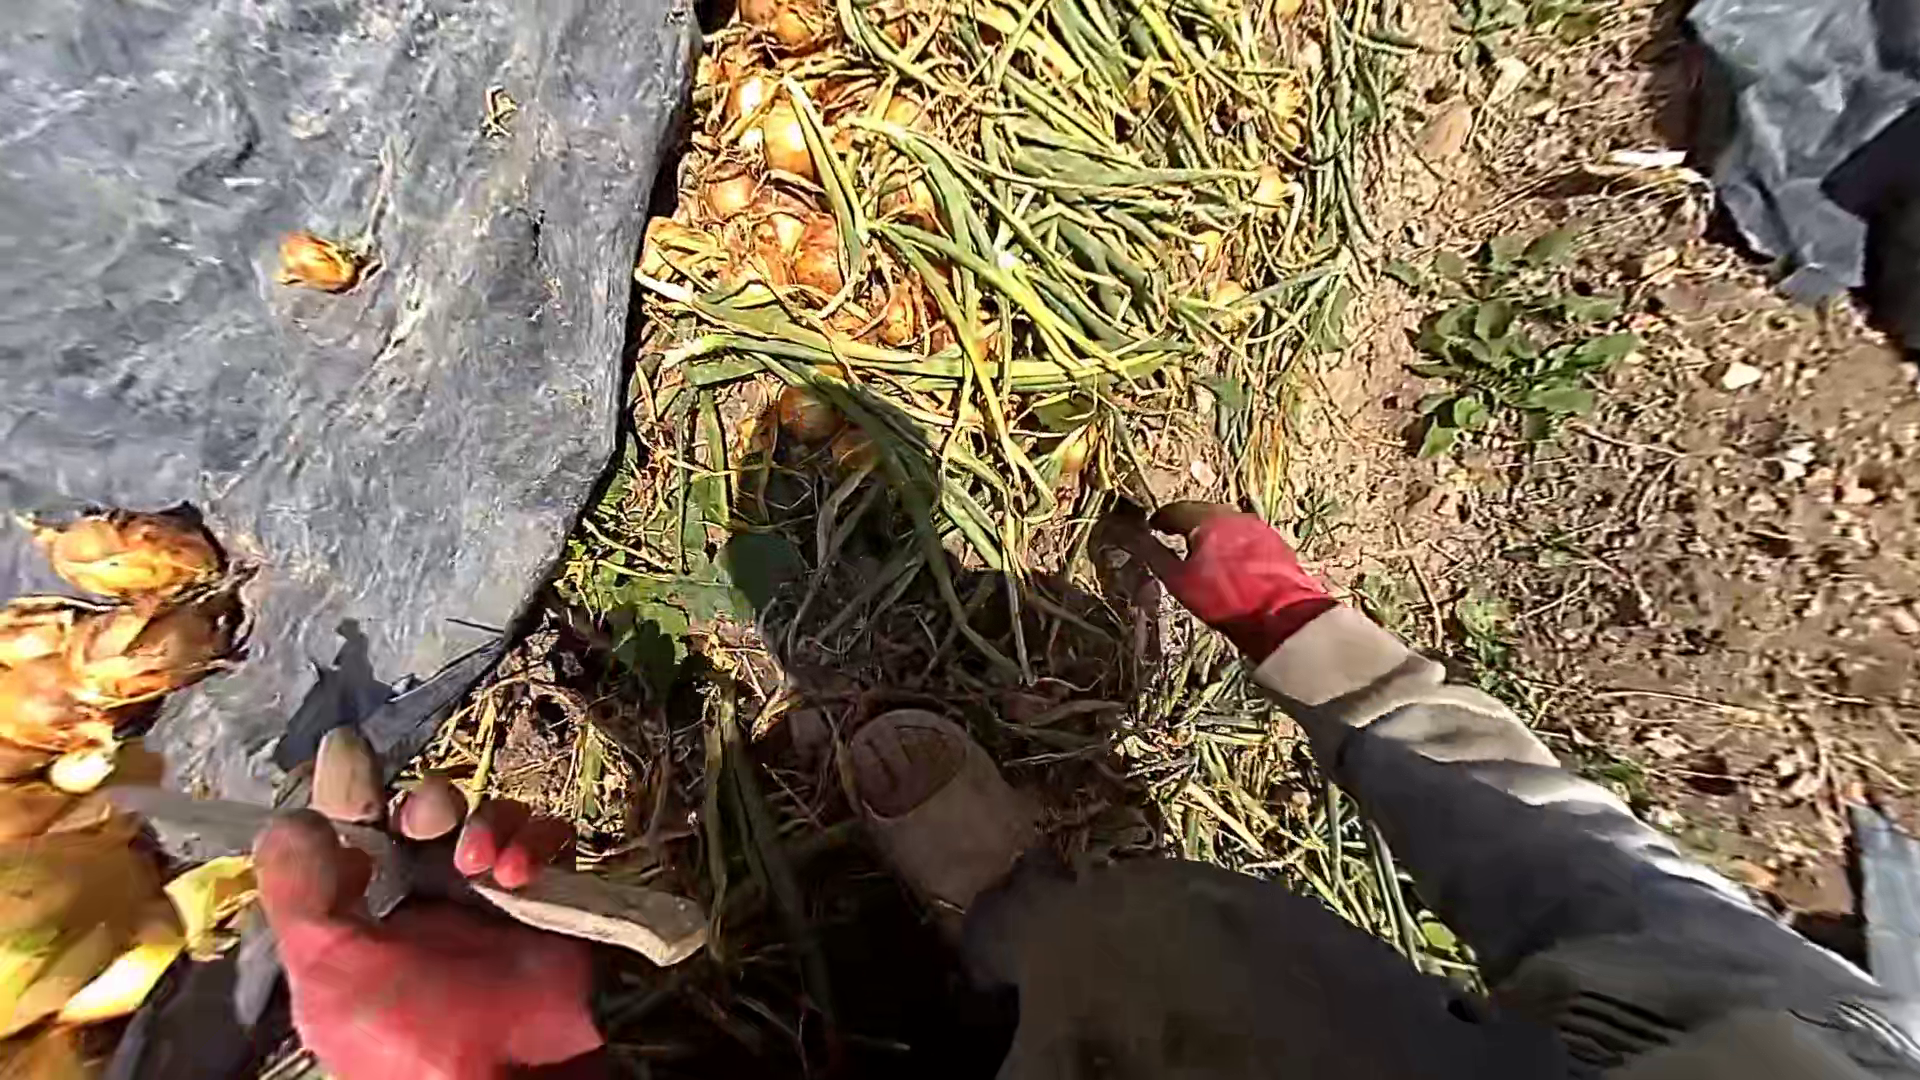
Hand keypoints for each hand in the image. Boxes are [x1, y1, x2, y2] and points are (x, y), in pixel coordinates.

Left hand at [253, 771, 602, 1079]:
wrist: (513, 1062)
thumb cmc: (408, 1029)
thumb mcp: (334, 974)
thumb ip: (307, 899)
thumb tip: (284, 821)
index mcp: (372, 910)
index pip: (358, 834)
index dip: (353, 793)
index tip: (346, 748)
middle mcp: (433, 887)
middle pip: (434, 812)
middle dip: (432, 804)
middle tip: (430, 821)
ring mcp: (496, 880)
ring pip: (495, 813)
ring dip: (490, 825)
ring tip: (485, 864)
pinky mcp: (550, 877)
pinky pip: (547, 833)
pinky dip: (536, 842)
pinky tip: (520, 874)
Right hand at [1102, 501, 1334, 658]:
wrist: (1279, 616)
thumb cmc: (1221, 598)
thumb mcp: (1177, 579)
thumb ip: (1152, 553)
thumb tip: (1130, 537)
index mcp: (1205, 519)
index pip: (1174, 510)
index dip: (1159, 519)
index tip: (1151, 528)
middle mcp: (1231, 514)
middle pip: (1200, 511)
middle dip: (1184, 521)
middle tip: (1171, 535)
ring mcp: (1255, 525)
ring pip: (1222, 521)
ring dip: (1207, 530)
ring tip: (1198, 548)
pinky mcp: (1273, 540)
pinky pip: (1241, 533)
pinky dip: (1227, 539)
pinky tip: (1225, 558)